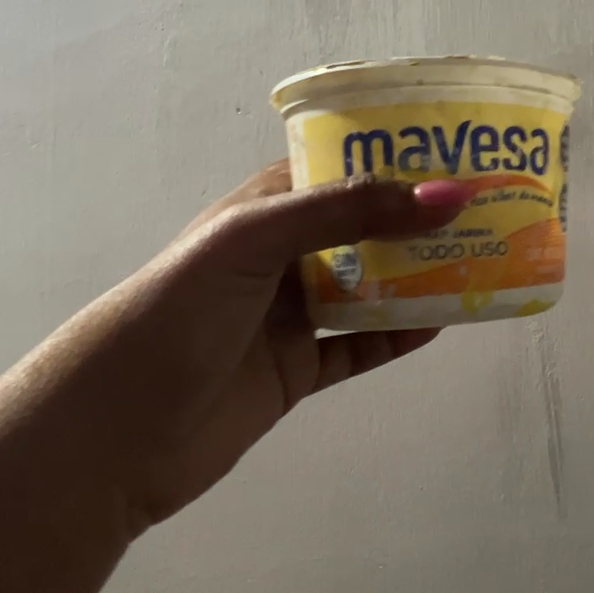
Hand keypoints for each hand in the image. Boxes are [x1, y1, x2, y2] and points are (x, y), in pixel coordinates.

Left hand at [4, 162, 472, 532]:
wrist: (110, 438)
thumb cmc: (177, 312)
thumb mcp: (258, 239)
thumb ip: (352, 212)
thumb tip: (450, 195)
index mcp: (265, 211)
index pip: (339, 169)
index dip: (394, 159)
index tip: (455, 154)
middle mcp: (281, 256)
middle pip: (363, 229)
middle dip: (417, 219)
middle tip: (483, 208)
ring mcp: (290, 315)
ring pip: (369, 288)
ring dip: (418, 277)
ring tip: (478, 261)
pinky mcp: (297, 369)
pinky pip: (361, 347)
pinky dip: (400, 336)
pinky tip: (443, 324)